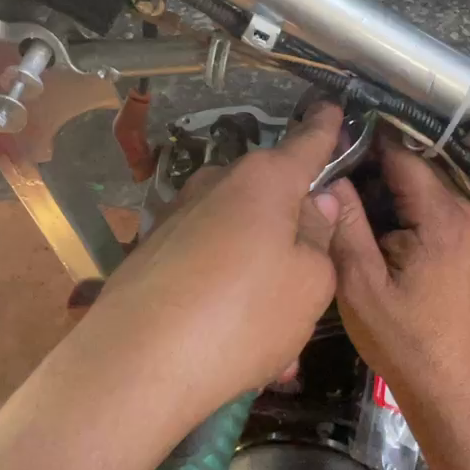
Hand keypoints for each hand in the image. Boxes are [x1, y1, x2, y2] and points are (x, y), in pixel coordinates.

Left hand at [85, 103, 348, 411]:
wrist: (137, 361)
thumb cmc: (244, 314)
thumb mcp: (310, 282)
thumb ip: (320, 236)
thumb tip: (317, 202)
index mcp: (265, 179)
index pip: (308, 143)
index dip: (326, 129)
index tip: (332, 107)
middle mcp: (217, 183)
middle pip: (271, 198)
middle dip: (292, 234)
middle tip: (307, 286)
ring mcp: (180, 215)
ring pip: (240, 239)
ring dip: (260, 277)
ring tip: (271, 340)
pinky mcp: (153, 250)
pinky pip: (208, 264)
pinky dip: (226, 293)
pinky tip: (231, 341)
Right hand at [327, 135, 469, 401]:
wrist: (448, 382)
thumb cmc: (402, 338)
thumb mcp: (361, 283)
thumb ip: (346, 224)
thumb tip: (330, 175)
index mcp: (442, 217)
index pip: (402, 156)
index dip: (365, 144)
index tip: (329, 140)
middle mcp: (464, 211)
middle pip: (413, 166)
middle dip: (372, 163)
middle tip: (328, 166)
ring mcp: (468, 225)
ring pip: (419, 184)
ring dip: (384, 183)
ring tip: (341, 186)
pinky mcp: (463, 240)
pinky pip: (428, 204)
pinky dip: (399, 202)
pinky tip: (368, 213)